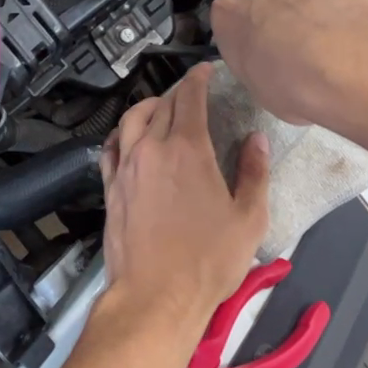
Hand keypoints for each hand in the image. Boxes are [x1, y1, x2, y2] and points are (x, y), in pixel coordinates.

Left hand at [100, 65, 269, 332]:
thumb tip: (257, 139)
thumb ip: (254, 173)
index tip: (205, 70)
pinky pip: (112, 147)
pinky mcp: (111, 187)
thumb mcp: (248, 219)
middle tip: (191, 92)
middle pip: (161, 104)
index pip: (190, 97)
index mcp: (188, 149)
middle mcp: (152, 148)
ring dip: (149, 107)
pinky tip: (128, 138)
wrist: (155, 296)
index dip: (198, 78)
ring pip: (132, 119)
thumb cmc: (207, 261)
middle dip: (178, 92)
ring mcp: (127, 166)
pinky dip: (122, 133)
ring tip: (161, 110)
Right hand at [210, 0, 367, 133]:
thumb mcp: (261, 89)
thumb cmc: (297, 88)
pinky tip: (360, 31)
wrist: (356, 72)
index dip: (248, 33)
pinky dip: (348, 5)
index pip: (230, 16)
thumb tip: (268, 59)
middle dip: (282, 13)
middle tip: (301, 46)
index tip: (263, 50)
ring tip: (337, 41)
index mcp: (233, 13)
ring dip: (316, 7)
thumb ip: (256, 62)